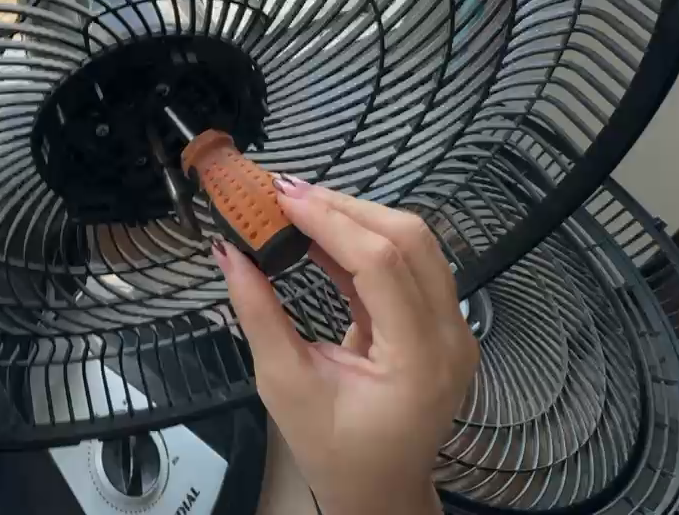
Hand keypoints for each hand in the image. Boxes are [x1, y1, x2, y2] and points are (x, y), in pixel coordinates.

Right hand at [214, 177, 476, 514]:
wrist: (381, 491)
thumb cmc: (334, 451)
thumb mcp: (285, 386)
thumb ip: (258, 314)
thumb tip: (227, 252)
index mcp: (419, 361)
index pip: (382, 265)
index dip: (330, 221)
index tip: (280, 197)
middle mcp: (449, 336)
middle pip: (409, 239)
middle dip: (344, 206)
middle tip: (286, 193)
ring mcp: (451, 326)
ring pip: (413, 241)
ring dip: (355, 214)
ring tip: (298, 203)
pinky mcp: (437, 319)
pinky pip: (404, 260)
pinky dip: (361, 236)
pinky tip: (319, 229)